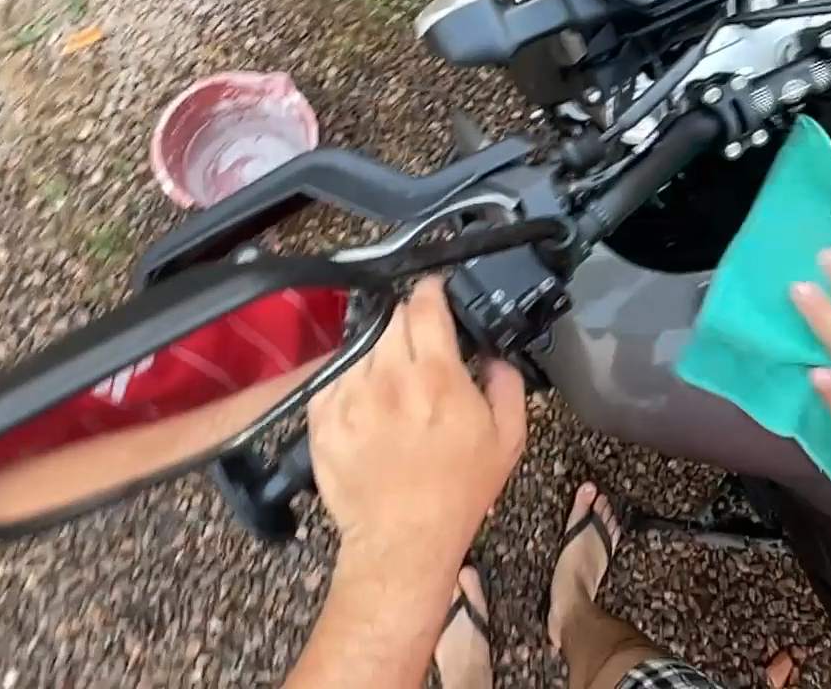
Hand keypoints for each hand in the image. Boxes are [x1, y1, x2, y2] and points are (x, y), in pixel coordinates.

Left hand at [308, 279, 527, 578]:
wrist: (402, 541)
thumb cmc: (458, 490)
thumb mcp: (508, 437)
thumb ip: (508, 383)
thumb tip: (496, 353)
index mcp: (436, 377)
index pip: (424, 305)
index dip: (431, 290)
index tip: (436, 292)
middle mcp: (388, 379)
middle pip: (392, 319)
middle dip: (409, 324)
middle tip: (422, 347)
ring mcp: (350, 397)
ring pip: (364, 345)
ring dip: (381, 353)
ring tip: (394, 383)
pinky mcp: (323, 418)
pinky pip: (335, 376)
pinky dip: (352, 380)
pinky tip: (370, 404)